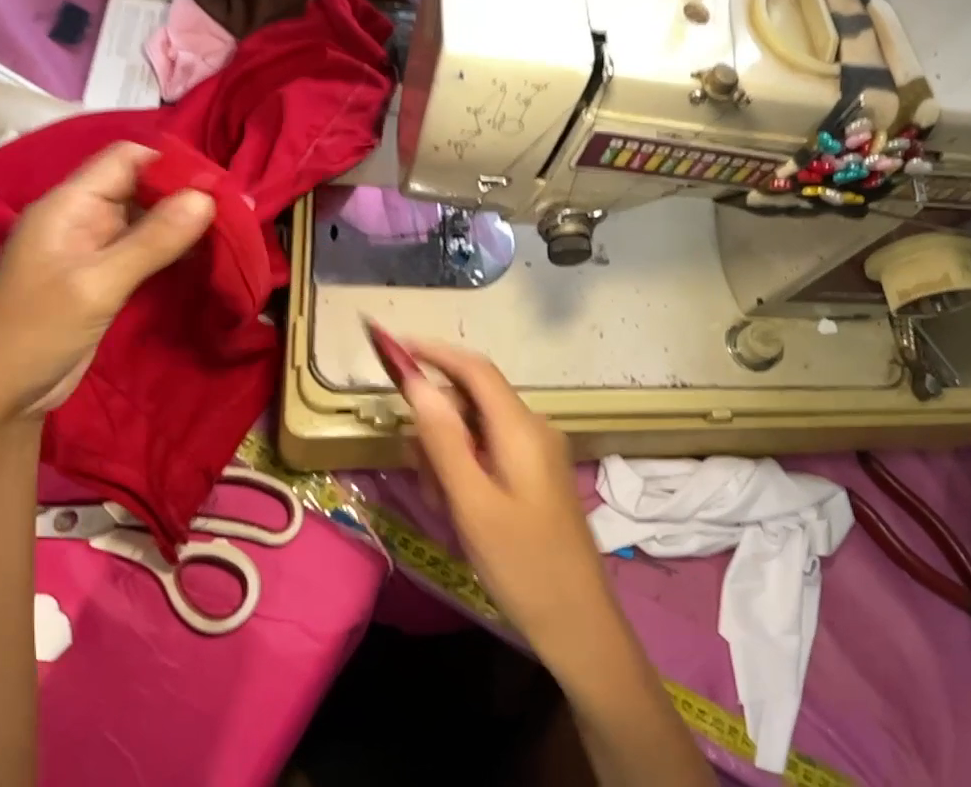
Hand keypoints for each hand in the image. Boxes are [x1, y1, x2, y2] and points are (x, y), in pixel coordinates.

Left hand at [0, 142, 214, 422]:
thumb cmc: (35, 332)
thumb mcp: (97, 284)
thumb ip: (152, 241)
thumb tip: (208, 197)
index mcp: (69, 205)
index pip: (126, 159)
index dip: (172, 163)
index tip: (221, 184)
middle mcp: (82, 218)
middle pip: (141, 186)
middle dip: (187, 194)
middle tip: (240, 212)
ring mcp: (92, 251)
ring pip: (147, 220)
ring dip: (185, 224)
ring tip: (234, 232)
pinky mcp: (103, 280)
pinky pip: (145, 251)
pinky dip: (175, 250)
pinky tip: (207, 258)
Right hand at [397, 341, 613, 650]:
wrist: (577, 621)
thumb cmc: (522, 563)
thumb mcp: (472, 503)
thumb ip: (444, 440)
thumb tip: (416, 383)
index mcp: (521, 429)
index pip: (475, 369)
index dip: (434, 353)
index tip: (393, 349)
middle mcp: (533, 430)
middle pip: (471, 403)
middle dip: (436, 429)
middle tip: (422, 479)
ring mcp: (537, 454)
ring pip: (475, 433)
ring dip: (447, 459)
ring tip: (444, 508)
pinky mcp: (536, 477)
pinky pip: (490, 456)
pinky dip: (465, 474)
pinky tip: (461, 513)